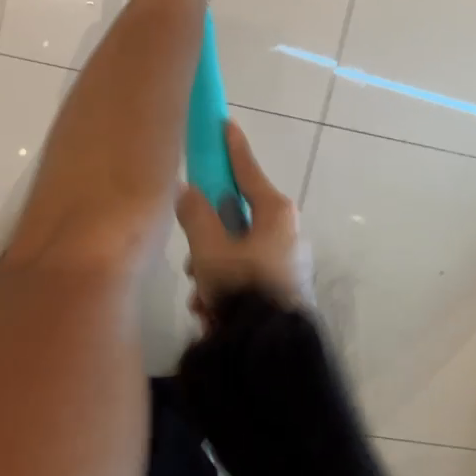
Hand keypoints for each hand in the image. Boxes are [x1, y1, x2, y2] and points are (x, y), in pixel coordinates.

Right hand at [176, 122, 312, 329]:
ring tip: (201, 297)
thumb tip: (187, 191)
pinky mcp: (283, 288)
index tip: (225, 123)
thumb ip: (195, 216)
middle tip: (192, 258)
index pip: (247, 170)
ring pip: (235, 251)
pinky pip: (245, 277)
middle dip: (206, 238)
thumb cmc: (244, 289)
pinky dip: (224, 289)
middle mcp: (286, 231)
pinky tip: (210, 312)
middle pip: (235, 217)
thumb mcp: (209, 250)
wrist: (273, 352)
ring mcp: (287, 262)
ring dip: (210, 271)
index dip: (231, 147)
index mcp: (275, 213)